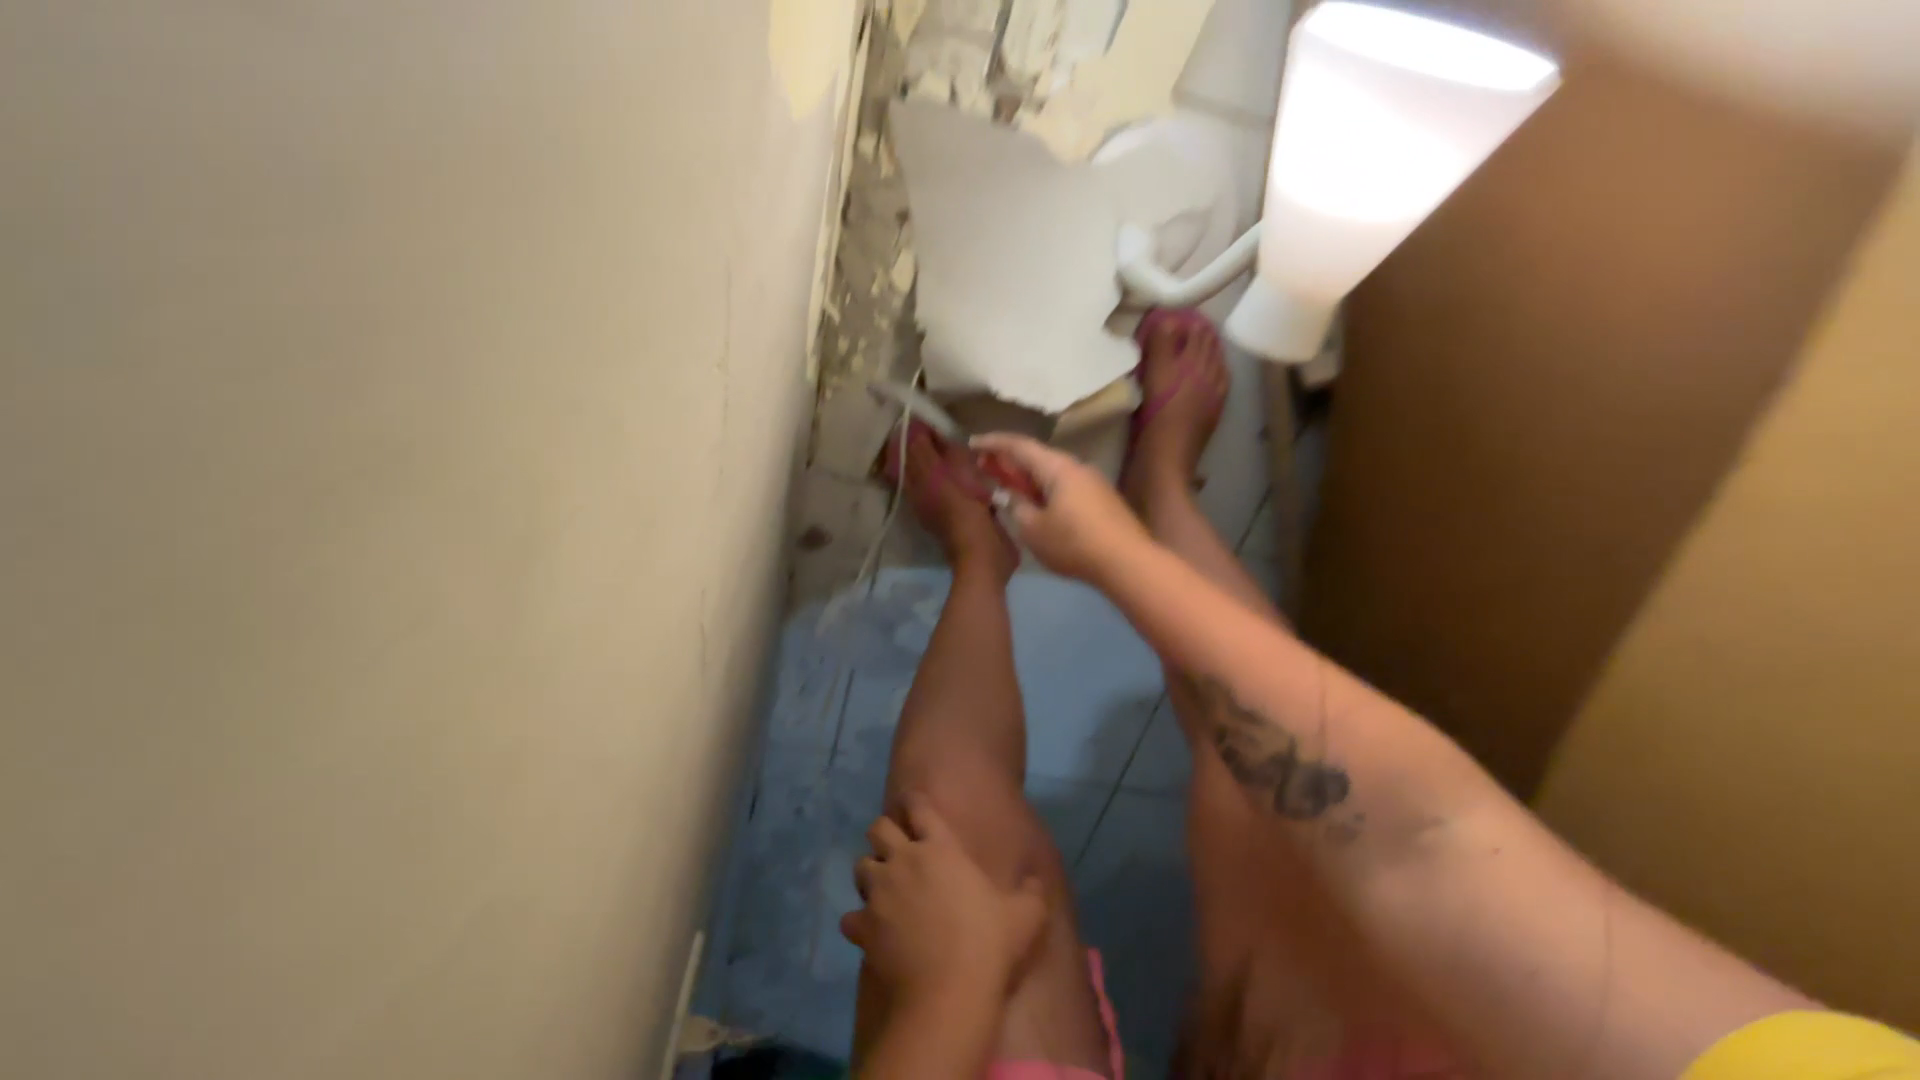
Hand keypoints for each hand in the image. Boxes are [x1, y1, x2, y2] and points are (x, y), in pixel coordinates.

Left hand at [840, 795, 1048, 1004]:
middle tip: (896, 850)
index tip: (912, 802)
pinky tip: (869, 932)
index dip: (914, 801)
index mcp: (940, 849)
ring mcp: (880, 893)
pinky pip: (850, 917)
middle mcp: (904, 861)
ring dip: (870, 874)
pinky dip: (857, 922)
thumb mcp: (1027, 915)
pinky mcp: (863, 927)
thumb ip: (1031, 892)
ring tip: (883, 889)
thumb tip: (1035, 881)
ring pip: (860, 867)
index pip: (919, 807)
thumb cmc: (990, 945)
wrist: (949, 992)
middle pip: (878, 829)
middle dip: (884, 834)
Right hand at [971, 433, 1149, 582]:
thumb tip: (1011, 495)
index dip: (993, 443)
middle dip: (1010, 461)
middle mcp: (1076, 466)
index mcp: (1057, 467)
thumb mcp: (1033, 529)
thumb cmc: (1074, 543)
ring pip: (1053, 472)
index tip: (972, 444)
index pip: (1019, 445)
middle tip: (987, 468)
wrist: (1128, 562)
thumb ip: (1017, 507)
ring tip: (1010, 489)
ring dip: (1029, 477)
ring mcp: (1093, 482)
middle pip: (1037, 456)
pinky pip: (1066, 486)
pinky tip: (1039, 505)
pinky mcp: (1102, 500)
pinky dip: (1046, 489)